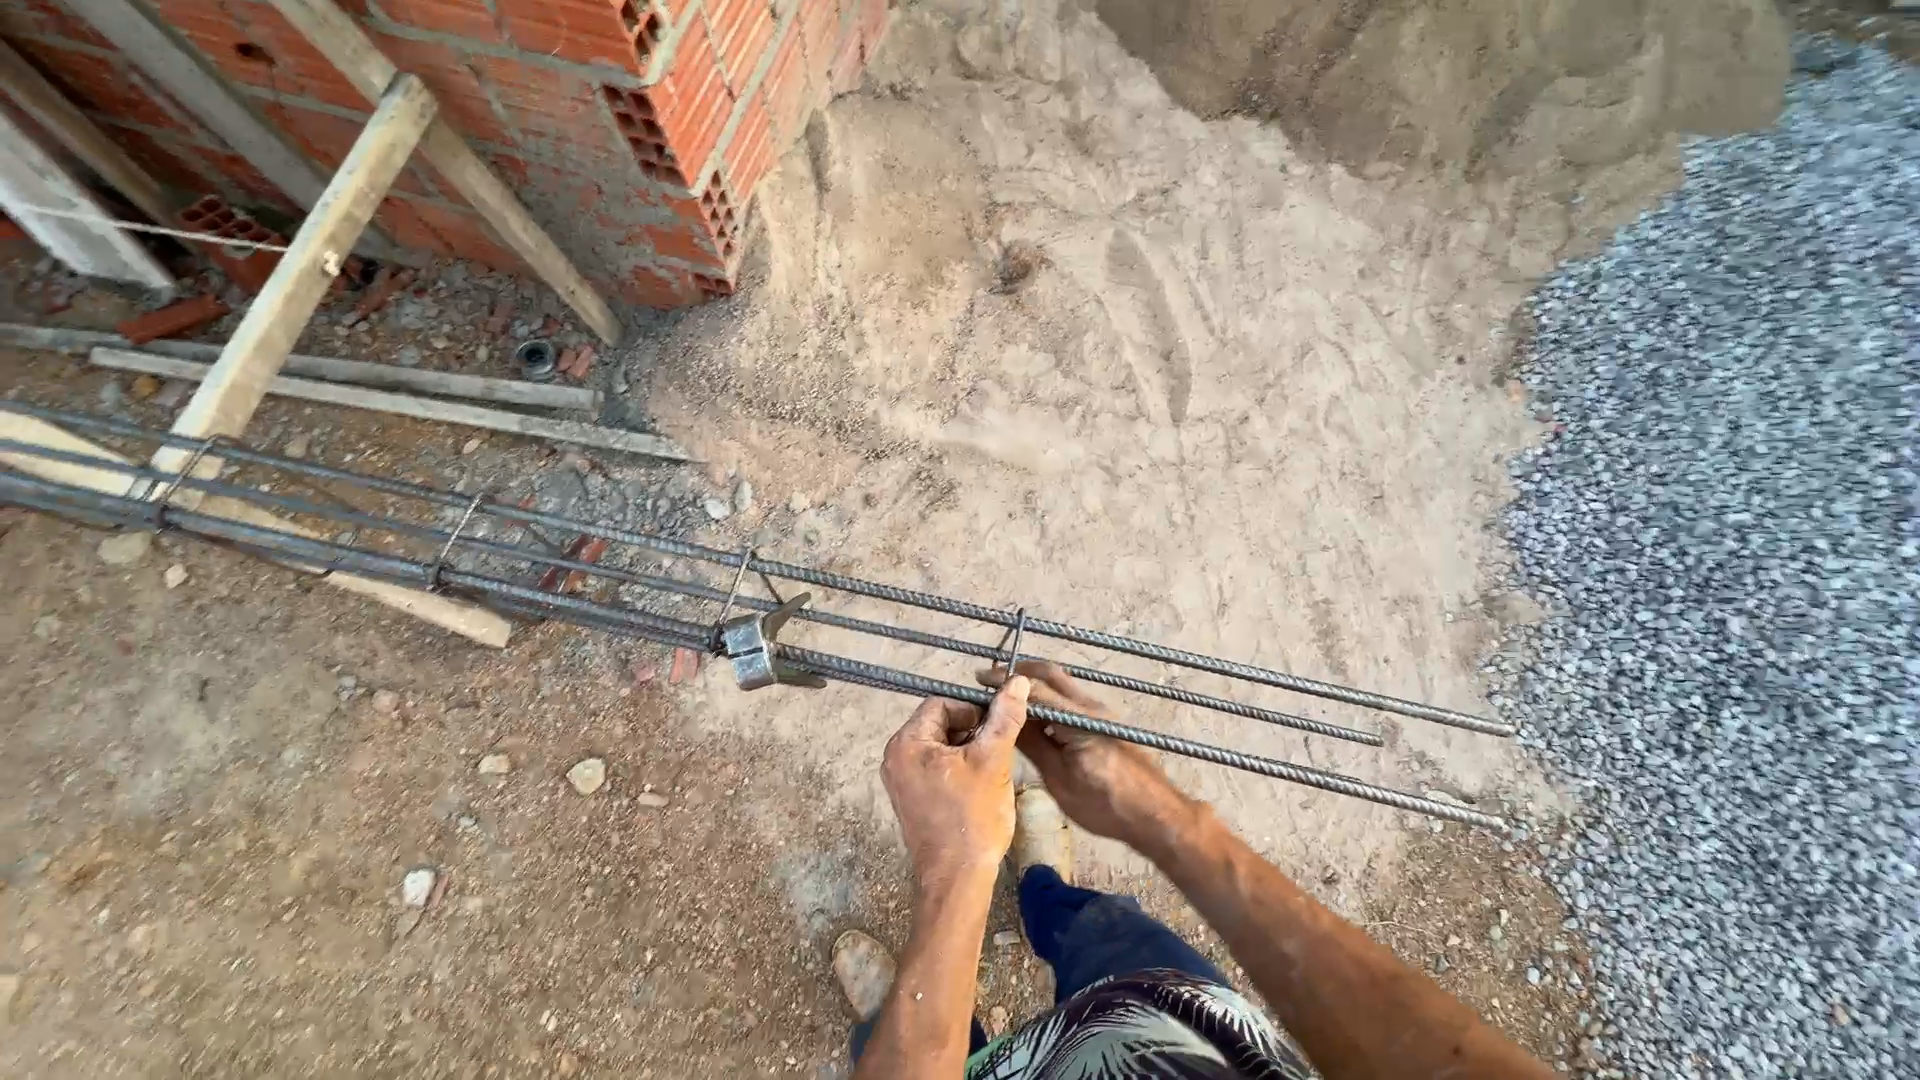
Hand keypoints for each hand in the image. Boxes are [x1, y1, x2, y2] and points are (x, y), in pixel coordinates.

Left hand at [880, 677, 1030, 891]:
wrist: (957, 878)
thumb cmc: (973, 817)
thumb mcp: (993, 760)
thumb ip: (1005, 717)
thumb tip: (1017, 682)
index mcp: (906, 743)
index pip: (942, 704)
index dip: (973, 711)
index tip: (997, 728)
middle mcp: (895, 758)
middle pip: (940, 724)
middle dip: (971, 732)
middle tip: (997, 750)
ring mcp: (901, 780)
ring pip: (941, 747)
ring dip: (967, 751)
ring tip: (991, 769)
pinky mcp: (910, 799)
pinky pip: (935, 768)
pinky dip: (958, 769)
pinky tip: (979, 786)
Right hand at [978, 662, 1191, 845]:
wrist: (1157, 816)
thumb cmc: (1106, 806)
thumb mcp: (1060, 780)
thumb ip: (1033, 744)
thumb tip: (1007, 717)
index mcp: (1079, 718)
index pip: (1035, 689)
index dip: (1005, 682)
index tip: (979, 679)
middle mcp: (1092, 706)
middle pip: (1052, 674)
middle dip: (1020, 673)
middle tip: (991, 681)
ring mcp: (1102, 713)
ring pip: (1063, 685)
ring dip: (1035, 685)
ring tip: (1006, 699)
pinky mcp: (1105, 723)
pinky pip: (1071, 700)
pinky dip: (1048, 699)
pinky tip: (1033, 717)